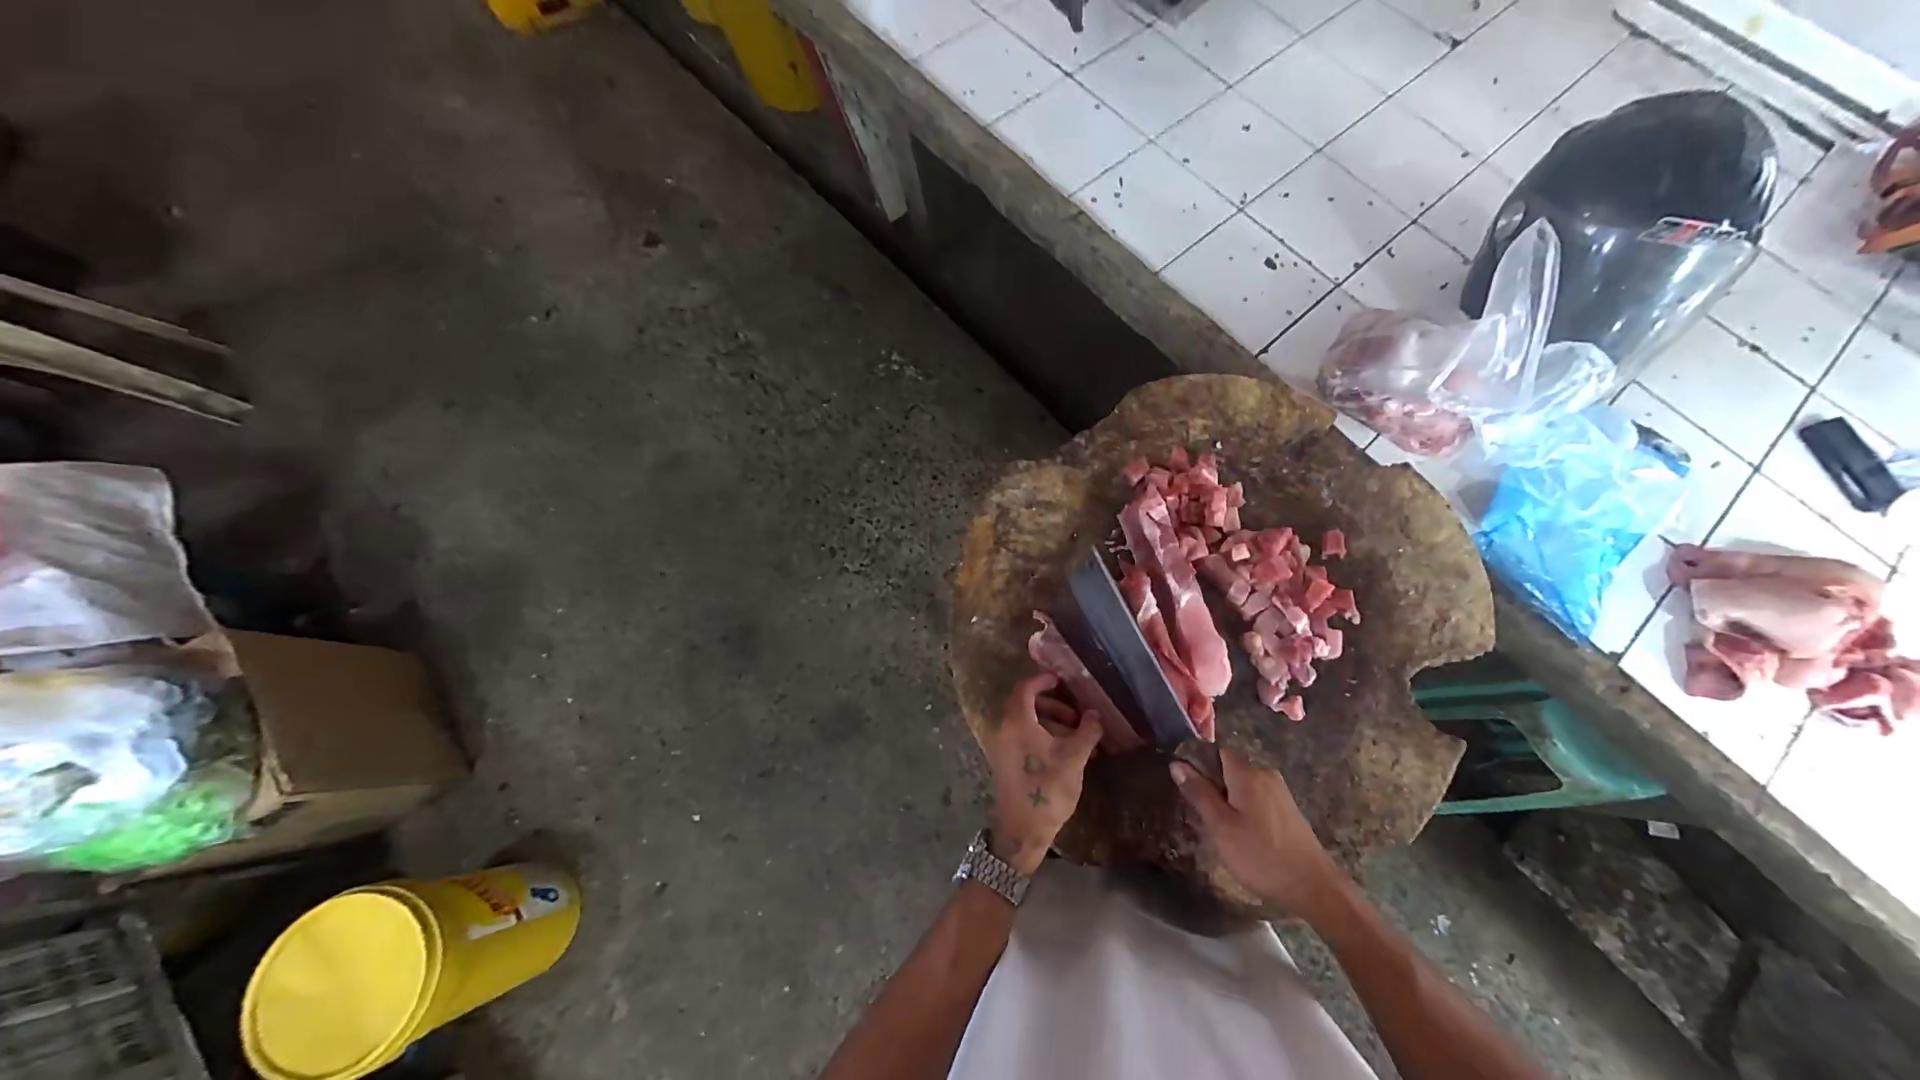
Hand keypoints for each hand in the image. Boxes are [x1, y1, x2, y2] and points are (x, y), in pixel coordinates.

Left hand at [982, 672, 1103, 874]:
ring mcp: (1002, 747)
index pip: (1025, 689)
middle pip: (1025, 705)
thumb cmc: (1047, 789)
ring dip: (1050, 723)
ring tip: (1076, 738)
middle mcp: (1004, 730)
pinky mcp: (1005, 762)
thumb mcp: (1074, 758)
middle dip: (1053, 706)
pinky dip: (1041, 736)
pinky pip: (1022, 738)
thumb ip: (1087, 731)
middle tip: (1076, 717)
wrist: (1022, 830)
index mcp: (1016, 722)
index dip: (1042, 680)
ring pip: (1025, 723)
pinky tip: (1064, 753)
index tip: (1060, 679)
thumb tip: (1095, 714)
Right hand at [1170, 748, 1348, 923]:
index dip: (1198, 763)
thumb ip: (1198, 793)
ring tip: (1221, 831)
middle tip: (1202, 817)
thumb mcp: (1221, 826)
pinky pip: (1256, 799)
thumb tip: (1177, 764)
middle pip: (1229, 769)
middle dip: (1212, 787)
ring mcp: (1280, 793)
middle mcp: (1265, 775)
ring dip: (1228, 802)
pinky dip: (1244, 811)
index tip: (1187, 787)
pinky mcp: (1288, 810)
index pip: (1216, 751)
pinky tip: (1243, 837)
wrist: (1314, 889)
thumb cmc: (1261, 856)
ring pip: (1242, 787)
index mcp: (1248, 774)